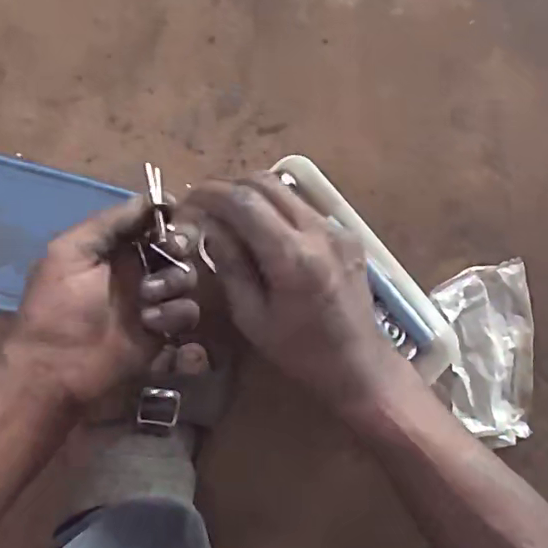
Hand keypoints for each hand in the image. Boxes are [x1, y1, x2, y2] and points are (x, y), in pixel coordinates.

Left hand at [6, 197, 200, 405]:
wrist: (55, 370)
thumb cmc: (58, 308)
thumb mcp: (70, 253)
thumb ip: (110, 223)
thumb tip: (154, 199)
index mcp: (112, 249)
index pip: (151, 223)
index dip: (165, 220)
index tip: (170, 220)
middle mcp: (136, 270)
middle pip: (176, 248)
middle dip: (178, 247)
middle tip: (170, 253)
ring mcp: (151, 302)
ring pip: (186, 279)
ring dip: (172, 284)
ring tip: (148, 300)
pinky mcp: (163, 333)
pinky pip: (186, 315)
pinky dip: (174, 316)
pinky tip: (151, 324)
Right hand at [181, 174, 419, 420]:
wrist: (359, 364)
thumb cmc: (299, 351)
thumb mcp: (251, 316)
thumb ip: (230, 264)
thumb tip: (209, 226)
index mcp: (293, 258)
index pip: (244, 202)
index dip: (210, 194)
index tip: (187, 201)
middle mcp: (318, 232)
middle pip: (264, 183)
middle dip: (227, 186)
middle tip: (203, 204)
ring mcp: (336, 228)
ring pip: (284, 188)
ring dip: (250, 193)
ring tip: (227, 214)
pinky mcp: (346, 232)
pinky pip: (301, 204)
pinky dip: (274, 205)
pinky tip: (261, 229)